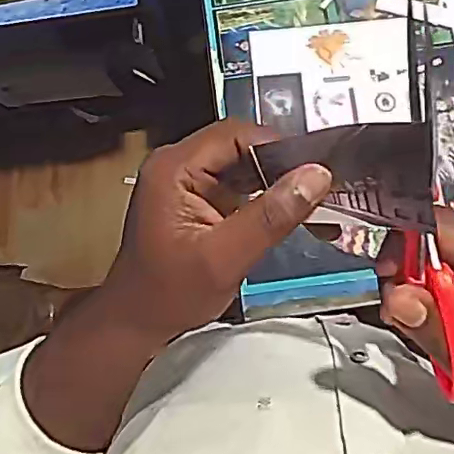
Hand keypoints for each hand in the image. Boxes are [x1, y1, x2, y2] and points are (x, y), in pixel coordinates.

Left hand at [101, 118, 332, 342]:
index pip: (234, 134)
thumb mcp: (224, 258)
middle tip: (317, 187)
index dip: (276, 147)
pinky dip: (260, 196)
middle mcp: (175, 165)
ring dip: (272, 181)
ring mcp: (184, 180)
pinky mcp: (194, 197)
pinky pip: (234, 184)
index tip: (314, 168)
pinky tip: (284, 214)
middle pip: (238, 146)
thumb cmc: (167, 294)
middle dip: (278, 165)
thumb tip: (313, 177)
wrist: (137, 319)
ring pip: (240, 164)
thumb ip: (269, 216)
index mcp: (172, 168)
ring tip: (308, 201)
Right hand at [375, 210, 453, 453]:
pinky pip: (436, 255)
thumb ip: (433, 326)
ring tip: (420, 312)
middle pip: (430, 228)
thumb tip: (399, 296)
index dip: (406, 243)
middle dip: (406, 263)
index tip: (391, 274)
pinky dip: (422, 280)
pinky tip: (430, 308)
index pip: (441, 223)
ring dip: (412, 275)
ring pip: (427, 241)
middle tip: (404, 302)